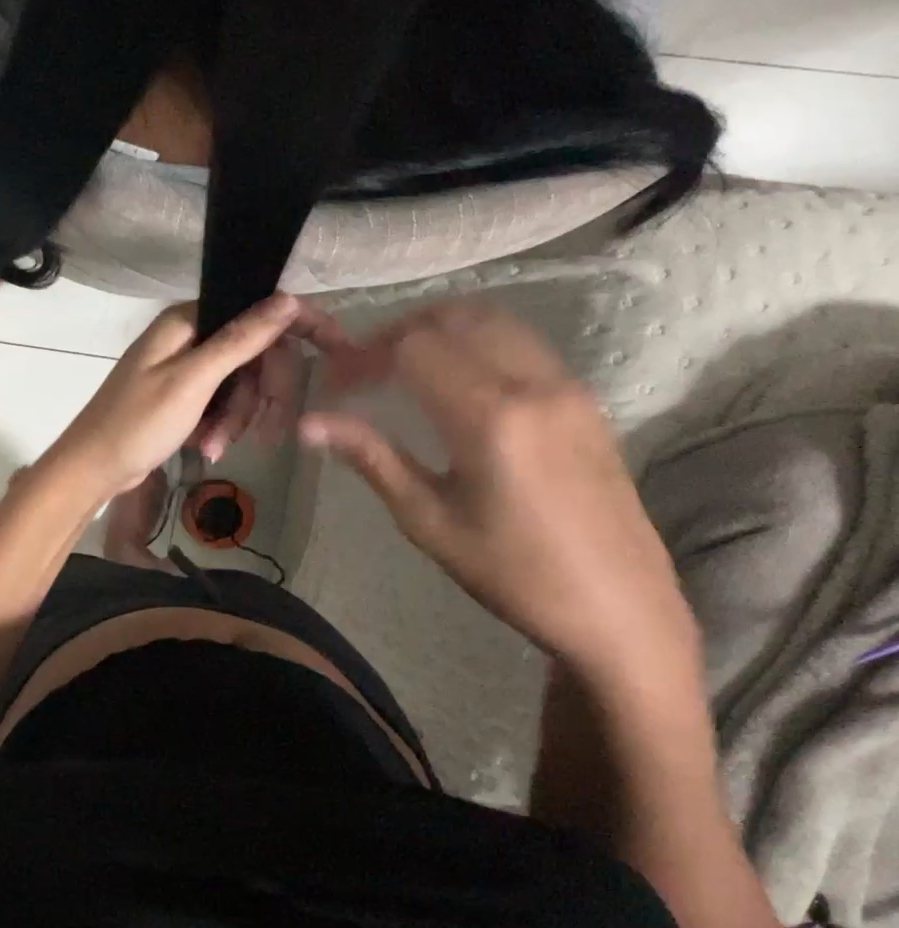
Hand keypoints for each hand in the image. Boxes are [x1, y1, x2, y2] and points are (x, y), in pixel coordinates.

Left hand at [45, 293, 344, 498]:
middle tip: (262, 430)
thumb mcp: (193, 381)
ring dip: (236, 418)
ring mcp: (182, 369)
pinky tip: (206, 448)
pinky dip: (219, 427)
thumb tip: (286, 299)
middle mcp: (186, 337)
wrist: (91, 470)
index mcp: (187, 321)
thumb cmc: (136, 423)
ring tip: (213, 445)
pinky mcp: (180, 398)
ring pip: (240, 385)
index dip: (300, 328)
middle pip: (254, 354)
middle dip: (258, 395)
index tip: (339, 348)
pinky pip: (219, 404)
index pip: (258, 311)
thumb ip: (240, 340)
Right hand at [299, 301, 696, 673]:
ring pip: (494, 322)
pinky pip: (521, 345)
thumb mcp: (427, 519)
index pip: (414, 348)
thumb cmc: (511, 573)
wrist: (619, 608)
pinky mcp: (584, 401)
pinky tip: (450, 384)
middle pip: (455, 319)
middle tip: (360, 368)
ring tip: (398, 368)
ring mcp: (567, 388)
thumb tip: (308, 424)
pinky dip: (475, 344)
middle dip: (398, 332)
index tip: (332, 383)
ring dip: (439, 331)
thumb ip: (371, 457)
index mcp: (490, 417)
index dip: (363, 355)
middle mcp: (534, 386)